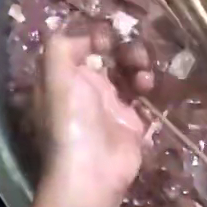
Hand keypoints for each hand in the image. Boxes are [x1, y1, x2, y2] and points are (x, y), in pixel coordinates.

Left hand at [36, 34, 146, 206]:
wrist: (92, 171)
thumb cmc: (71, 120)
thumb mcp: (56, 76)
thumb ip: (62, 47)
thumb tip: (85, 36)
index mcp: (64, 79)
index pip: (81, 47)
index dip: (96, 37)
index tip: (109, 37)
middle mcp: (85, 91)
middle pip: (109, 58)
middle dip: (125, 50)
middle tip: (134, 55)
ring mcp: (110, 108)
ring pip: (129, 74)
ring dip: (139, 67)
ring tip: (142, 76)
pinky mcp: (132, 124)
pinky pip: (145, 98)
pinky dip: (150, 88)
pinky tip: (148, 88)